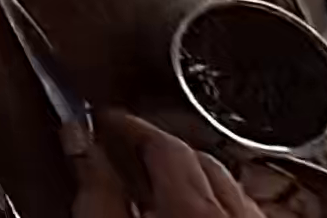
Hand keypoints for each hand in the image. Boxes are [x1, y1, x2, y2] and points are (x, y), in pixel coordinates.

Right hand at [73, 111, 263, 217]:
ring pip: (234, 193)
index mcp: (193, 207)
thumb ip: (93, 182)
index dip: (127, 124)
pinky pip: (250, 216)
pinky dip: (223, 208)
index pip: (162, 142)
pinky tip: (195, 213)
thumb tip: (76, 134)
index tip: (101, 119)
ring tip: (159, 183)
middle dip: (163, 148)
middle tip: (126, 147)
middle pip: (203, 162)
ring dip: (196, 179)